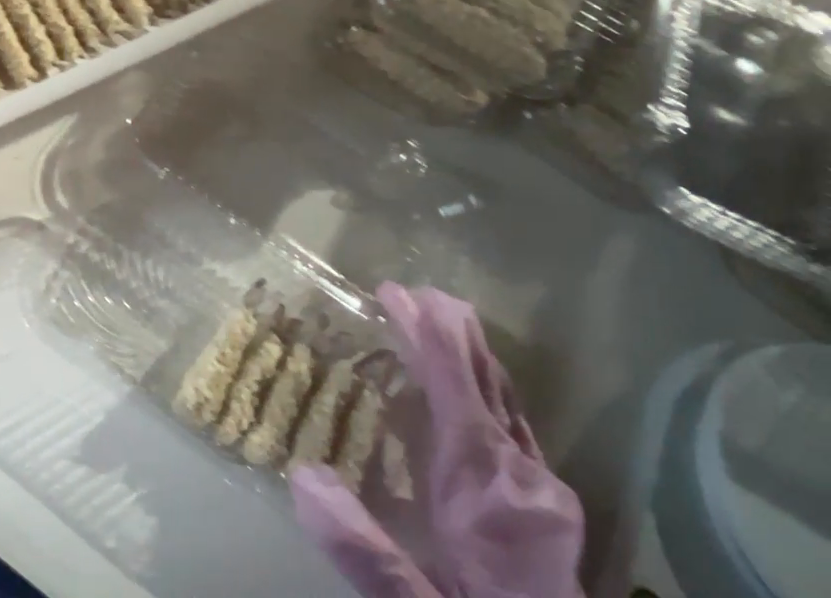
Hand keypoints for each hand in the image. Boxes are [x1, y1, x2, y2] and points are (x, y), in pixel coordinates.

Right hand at [290, 284, 584, 597]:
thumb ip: (368, 555)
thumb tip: (303, 474)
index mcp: (491, 497)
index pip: (457, 398)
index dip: (427, 341)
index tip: (396, 293)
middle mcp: (525, 483)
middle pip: (487, 390)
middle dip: (452, 335)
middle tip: (416, 290)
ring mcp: (542, 494)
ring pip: (505, 406)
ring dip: (470, 358)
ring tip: (440, 320)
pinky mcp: (543, 507)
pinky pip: (510, 428)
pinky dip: (482, 392)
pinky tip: (466, 390)